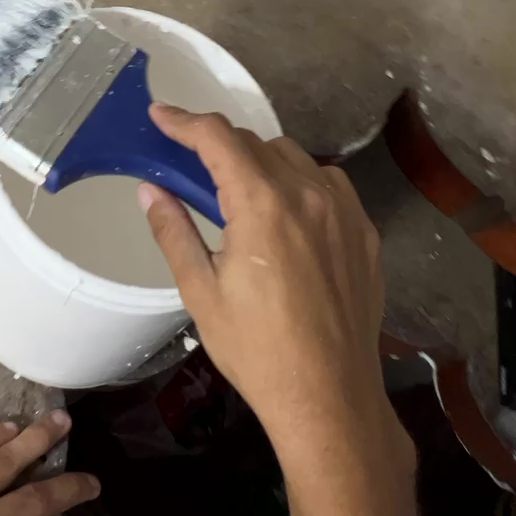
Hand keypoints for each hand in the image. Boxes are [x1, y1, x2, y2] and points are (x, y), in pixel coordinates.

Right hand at [140, 103, 416, 515]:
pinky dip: (299, 180)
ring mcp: (343, 210)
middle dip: (217, 144)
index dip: (184, 121)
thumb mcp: (201, 292)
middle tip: (189, 161)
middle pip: (254, 142)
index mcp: (261, 203)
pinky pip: (327, 183)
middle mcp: (306, 193)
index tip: (159, 115)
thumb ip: (174, 231)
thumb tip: (151, 190)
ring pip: (293, 156)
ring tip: (237, 188)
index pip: (217, 138)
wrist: (330, 399)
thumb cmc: (257, 349)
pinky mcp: (364, 231)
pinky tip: (287, 209)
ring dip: (259, 160)